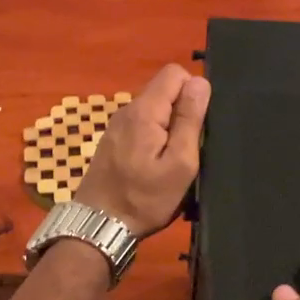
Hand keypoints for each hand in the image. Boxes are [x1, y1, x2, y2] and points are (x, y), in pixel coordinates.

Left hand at [72, 63, 210, 235]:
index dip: (194, 91)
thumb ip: (190, 119)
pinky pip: (142, 126)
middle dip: (182, 112)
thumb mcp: (179, 163)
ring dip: (169, 129)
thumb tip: (200, 82)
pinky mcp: (113, 142)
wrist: (99, 225)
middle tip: (187, 149)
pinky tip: (155, 167)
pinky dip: (155, 139)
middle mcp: (127, 110)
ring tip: (172, 162)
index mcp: (144, 110)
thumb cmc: (145, 199)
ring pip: (154, 110)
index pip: (175, 73)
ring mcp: (117, 126)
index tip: (199, 124)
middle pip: (164, 91)